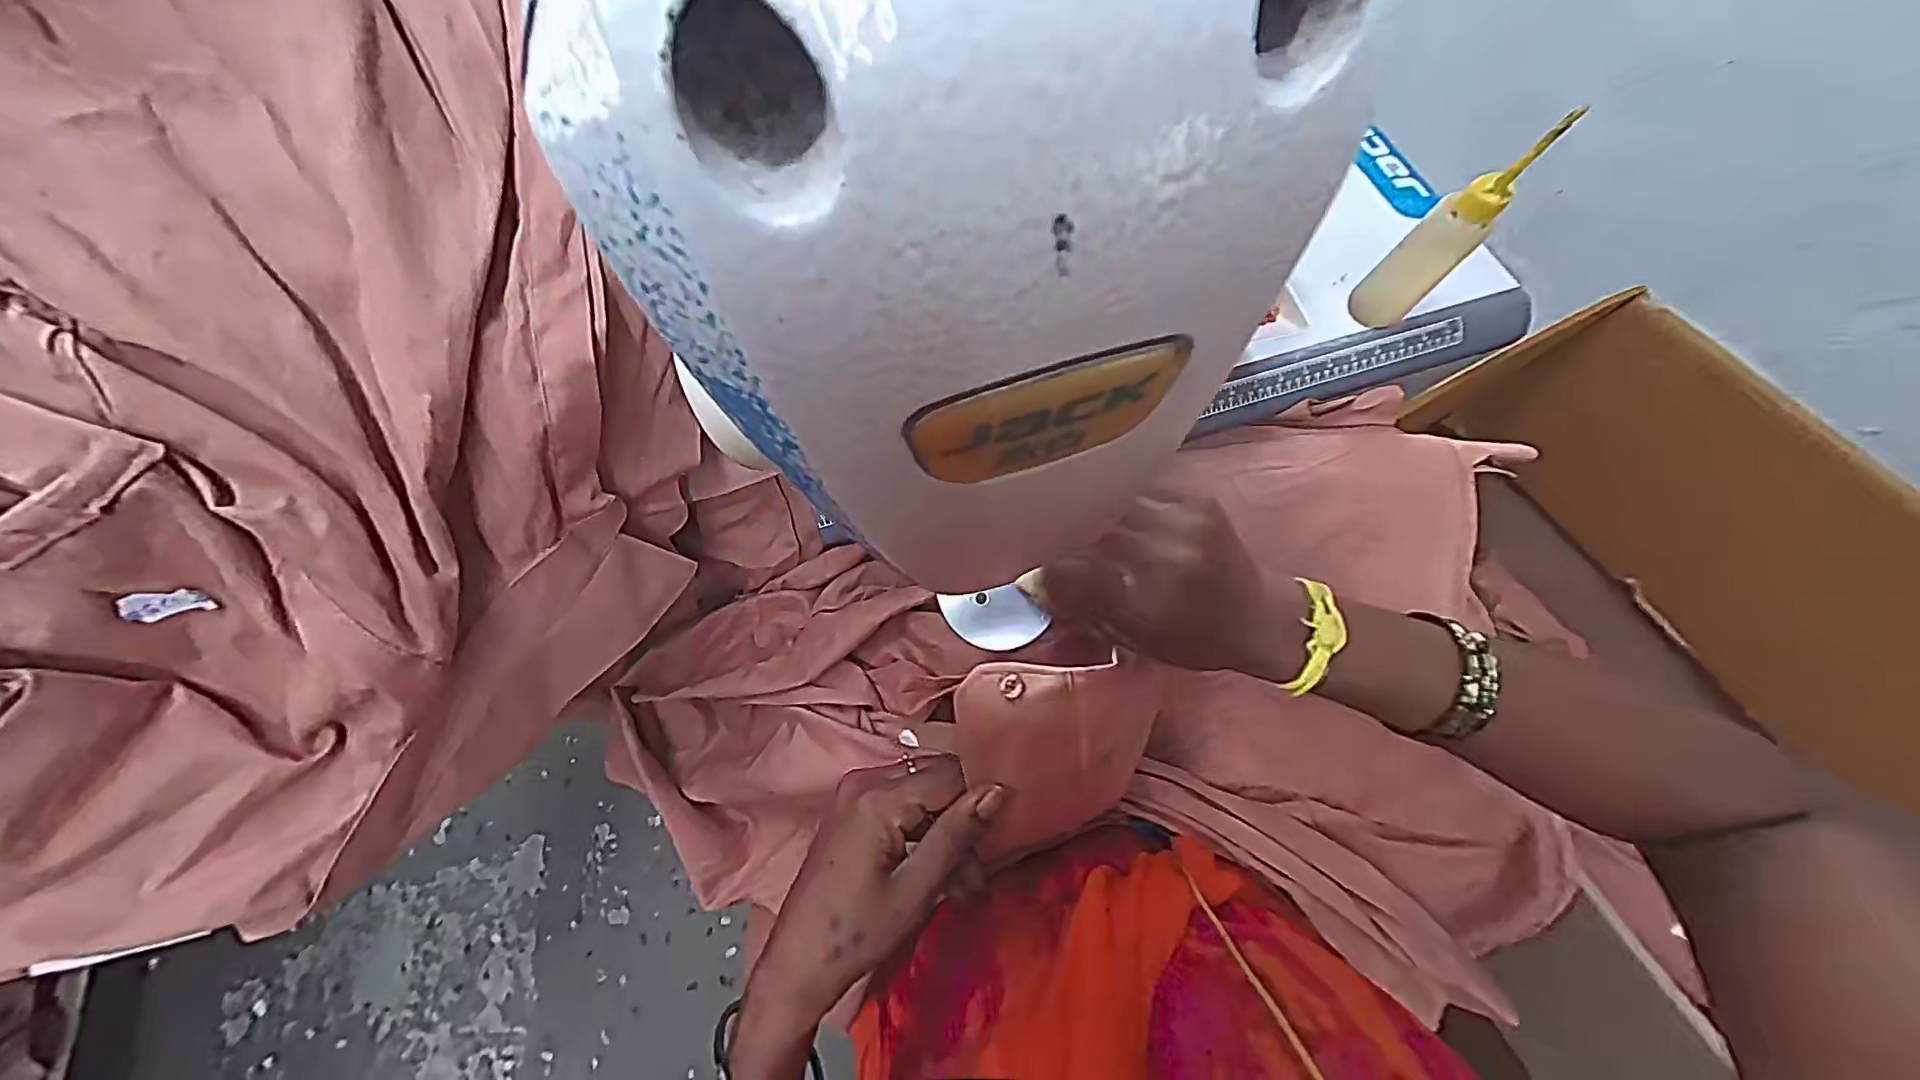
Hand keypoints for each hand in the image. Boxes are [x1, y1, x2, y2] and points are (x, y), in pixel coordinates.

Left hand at [731, 758, 1004, 1077]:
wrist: (796, 963)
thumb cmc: (855, 933)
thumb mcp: (915, 888)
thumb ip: (956, 834)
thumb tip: (997, 791)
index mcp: (877, 797)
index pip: (950, 774)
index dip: (979, 800)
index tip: (996, 838)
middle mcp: (864, 780)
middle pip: (935, 778)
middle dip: (962, 817)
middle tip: (977, 870)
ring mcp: (854, 791)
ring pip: (921, 790)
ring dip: (945, 827)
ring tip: (961, 880)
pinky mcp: (851, 807)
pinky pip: (900, 801)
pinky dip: (921, 828)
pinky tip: (934, 868)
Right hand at [1038, 486, 1303, 672]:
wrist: (1263, 617)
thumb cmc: (1198, 640)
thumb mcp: (1138, 638)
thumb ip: (1085, 607)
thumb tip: (1035, 578)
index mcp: (1157, 588)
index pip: (1078, 561)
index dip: (1043, 555)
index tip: (1022, 555)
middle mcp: (1172, 542)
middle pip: (1093, 520)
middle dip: (1059, 523)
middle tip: (1033, 526)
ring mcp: (1186, 511)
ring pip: (1113, 496)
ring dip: (1084, 503)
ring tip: (1062, 509)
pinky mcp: (1195, 495)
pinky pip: (1139, 485)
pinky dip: (1113, 494)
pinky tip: (1098, 499)